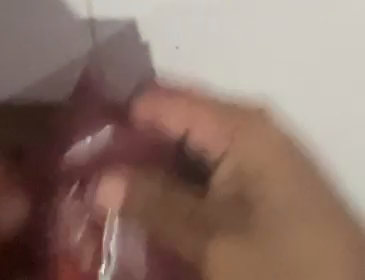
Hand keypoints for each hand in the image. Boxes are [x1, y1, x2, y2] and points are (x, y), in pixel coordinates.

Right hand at [96, 84, 364, 279]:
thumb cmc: (290, 267)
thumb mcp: (217, 241)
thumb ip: (157, 203)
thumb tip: (98, 175)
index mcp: (241, 126)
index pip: (163, 101)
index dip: (117, 120)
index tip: (74, 149)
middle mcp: (248, 132)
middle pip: (173, 129)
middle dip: (130, 156)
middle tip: (82, 186)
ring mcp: (259, 166)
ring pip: (188, 162)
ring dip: (151, 185)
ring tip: (104, 209)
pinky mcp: (265, 198)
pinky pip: (209, 187)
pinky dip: (179, 203)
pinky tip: (150, 226)